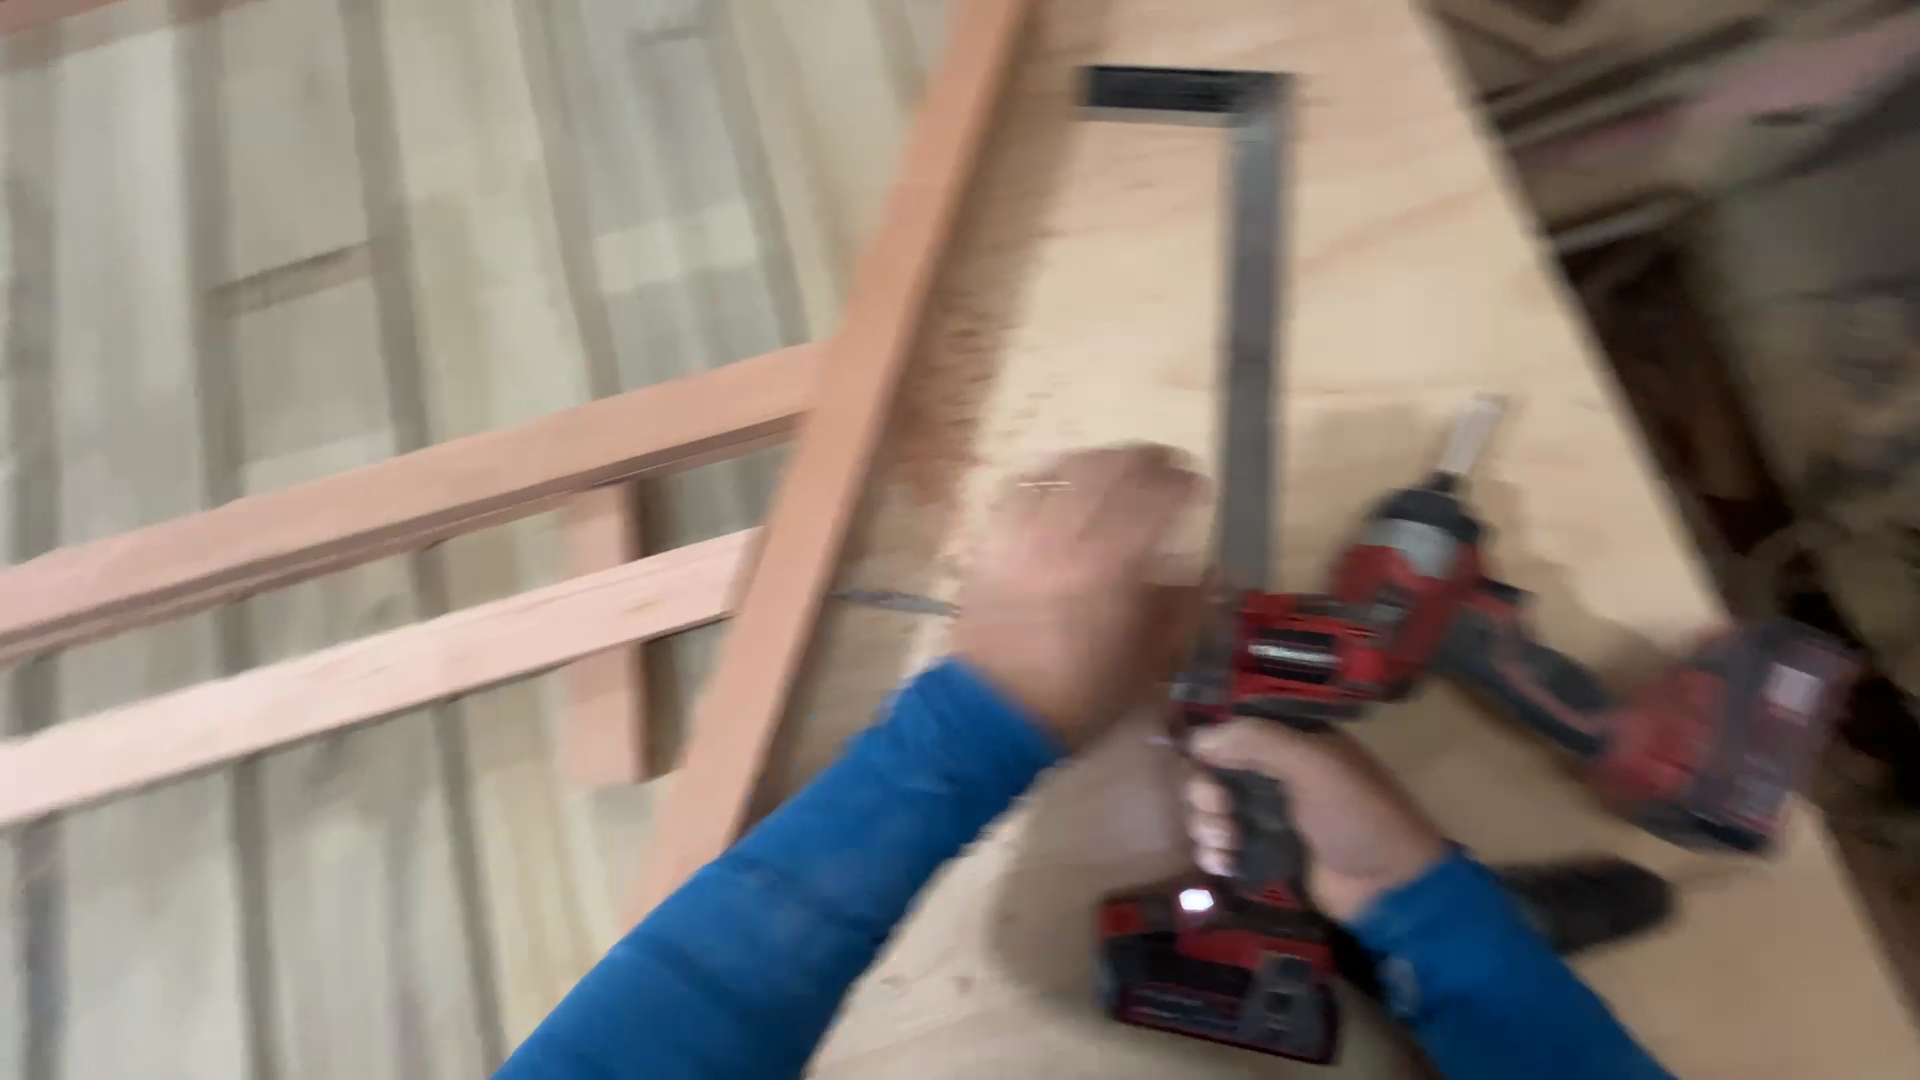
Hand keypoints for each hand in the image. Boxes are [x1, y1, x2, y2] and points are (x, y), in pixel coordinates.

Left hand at [952, 444, 1204, 749]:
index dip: (1183, 482)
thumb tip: (1208, 572)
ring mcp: (1025, 535)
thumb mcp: (1148, 666)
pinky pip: (1018, 489)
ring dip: (1099, 459)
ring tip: (1116, 469)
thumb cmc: (1079, 696)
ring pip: (1066, 470)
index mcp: (1116, 567)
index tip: (1196, 484)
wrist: (993, 712)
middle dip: (1145, 459)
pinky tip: (1060, 481)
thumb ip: (1182, 611)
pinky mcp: (993, 543)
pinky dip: (1046, 474)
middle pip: (1111, 468)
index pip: (1157, 497)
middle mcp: (1070, 537)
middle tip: (1163, 466)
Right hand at [1187, 719, 1447, 921]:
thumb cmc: (1358, 816)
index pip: (1228, 733)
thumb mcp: (1314, 765)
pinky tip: (1222, 864)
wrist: (1392, 889)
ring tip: (1224, 847)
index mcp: (1286, 742)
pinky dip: (1211, 853)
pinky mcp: (1260, 852)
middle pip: (1210, 773)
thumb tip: (1197, 739)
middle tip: (1221, 814)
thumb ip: (1258, 742)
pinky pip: (1217, 845)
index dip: (1208, 749)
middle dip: (1204, 794)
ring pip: (1208, 810)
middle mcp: (1269, 773)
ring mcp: (1263, 814)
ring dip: (1205, 826)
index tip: (1207, 769)